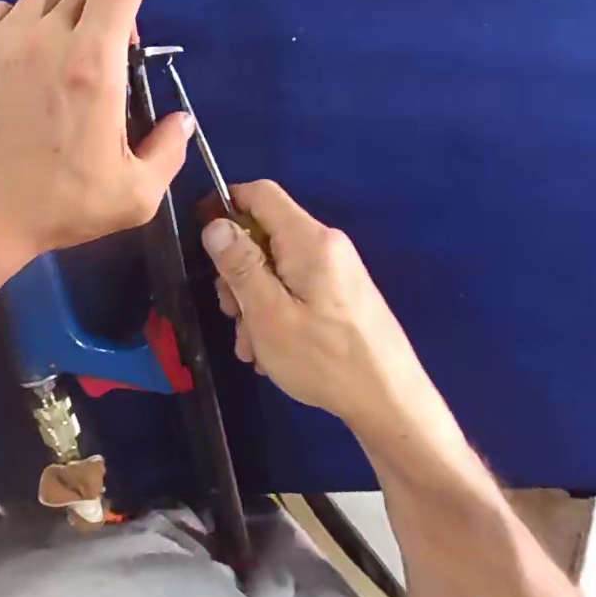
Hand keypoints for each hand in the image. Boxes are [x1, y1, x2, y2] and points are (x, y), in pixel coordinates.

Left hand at [0, 0, 193, 270]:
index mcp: (92, 66)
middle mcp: (42, 39)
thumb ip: (167, 151)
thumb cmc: (60, 207)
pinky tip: (14, 65)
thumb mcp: (134, 195)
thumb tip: (179, 121)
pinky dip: (14, 26)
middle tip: (105, 48)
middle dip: (104, 3)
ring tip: (56, 52)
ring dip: (59, 9)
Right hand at [202, 181, 440, 428]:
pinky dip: (276, 313)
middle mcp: (326, 246)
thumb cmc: (325, 359)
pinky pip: (295, 290)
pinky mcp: (341, 296)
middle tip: (231, 314)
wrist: (392, 403)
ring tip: (252, 347)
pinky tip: (272, 352)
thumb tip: (216, 224)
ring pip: (276, 268)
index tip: (203, 239)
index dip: (226, 204)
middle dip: (237, 271)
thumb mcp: (269, 314)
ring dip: (254, 302)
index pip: (261, 193)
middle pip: (265, 235)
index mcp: (309, 240)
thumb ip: (240, 265)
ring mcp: (336, 272)